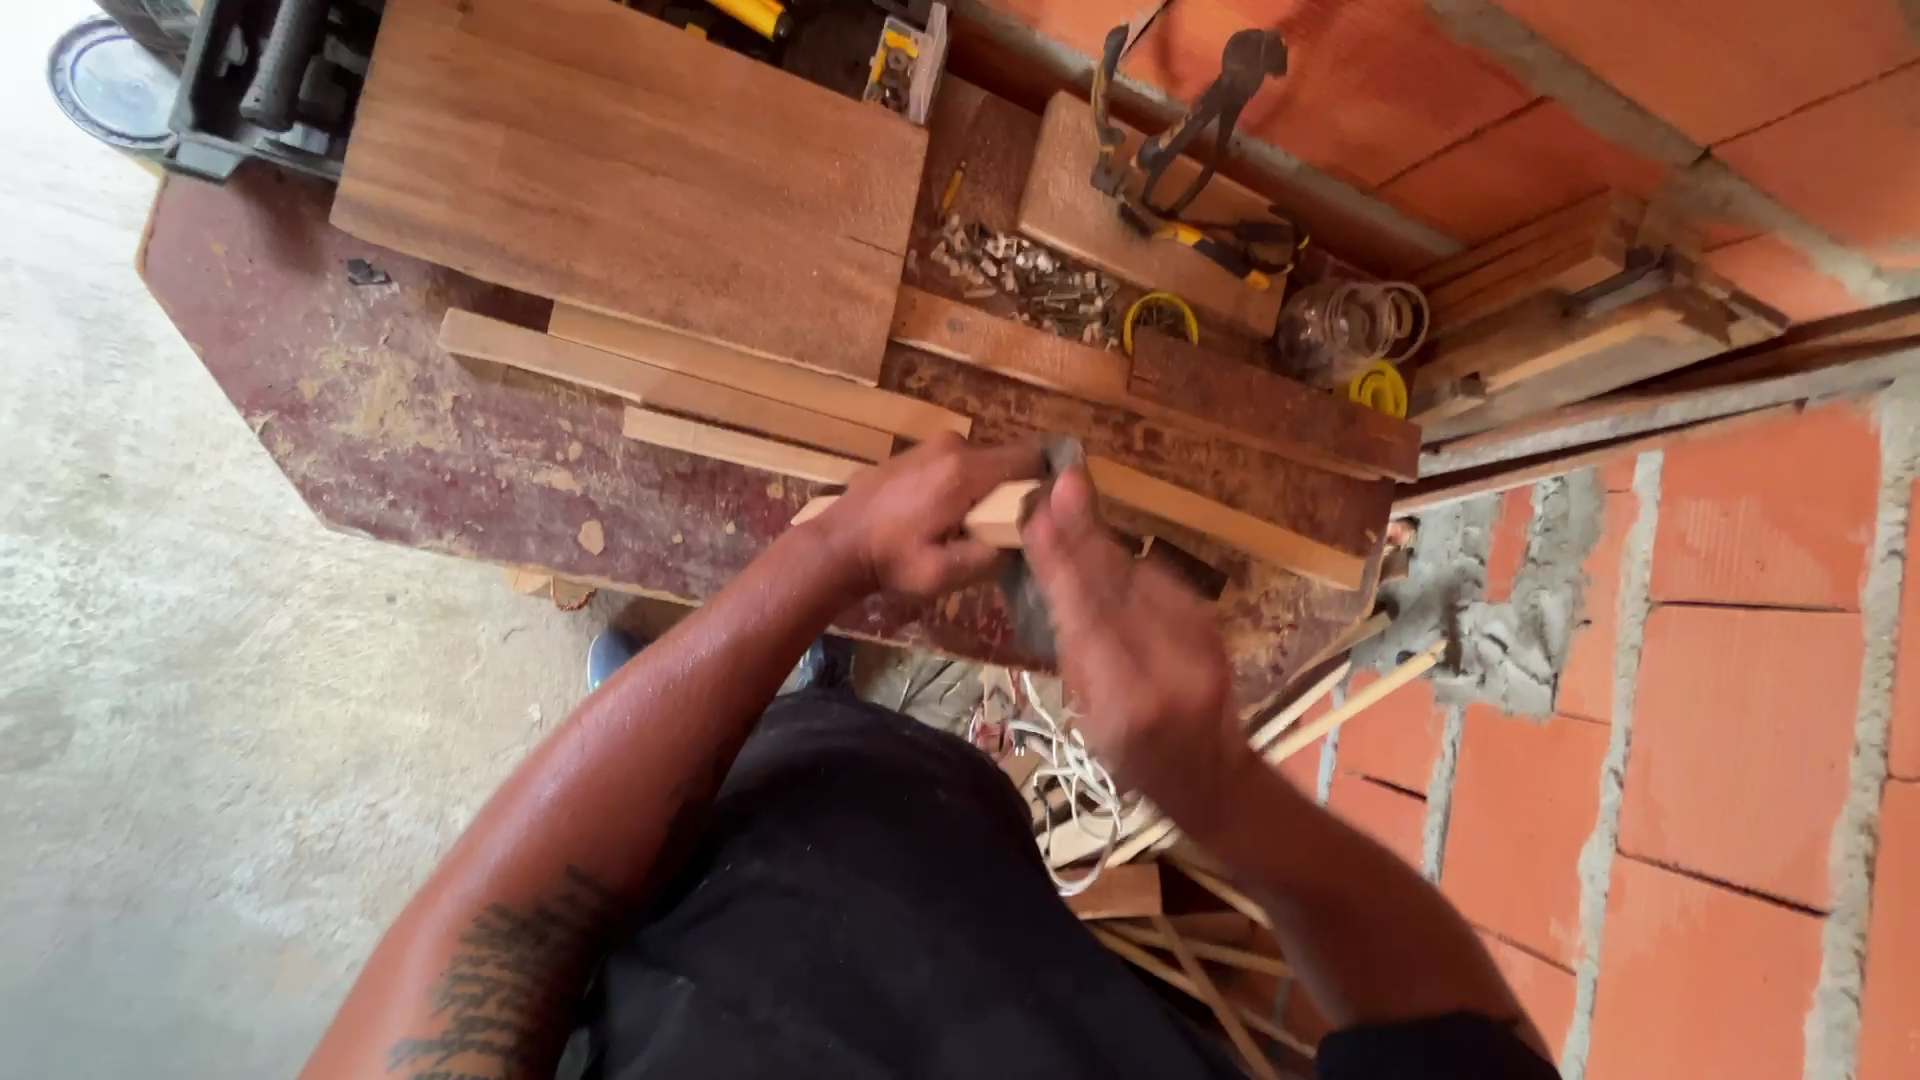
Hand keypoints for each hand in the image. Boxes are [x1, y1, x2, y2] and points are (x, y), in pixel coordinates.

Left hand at [812, 434, 1042, 598]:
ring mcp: (932, 443)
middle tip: (998, 530)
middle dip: (1010, 493)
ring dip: (984, 491)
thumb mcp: (944, 574)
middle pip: (1007, 461)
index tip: (1039, 515)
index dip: (1042, 486)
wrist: (838, 544)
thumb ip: (990, 557)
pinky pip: (958, 463)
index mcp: (964, 471)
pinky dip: (962, 484)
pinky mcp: (918, 450)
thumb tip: (1021, 540)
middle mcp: (953, 445)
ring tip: (966, 526)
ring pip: (983, 463)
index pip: (1030, 460)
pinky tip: (942, 514)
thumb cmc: (890, 561)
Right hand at [1021, 467, 1252, 812]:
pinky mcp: (1214, 632)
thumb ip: (1076, 654)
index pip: (1086, 622)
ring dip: (1105, 543)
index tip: (1041, 520)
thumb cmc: (1134, 762)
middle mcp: (1168, 671)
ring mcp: (1201, 649)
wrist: (1213, 777)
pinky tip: (1110, 553)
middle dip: (1085, 535)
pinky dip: (1132, 567)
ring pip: (1142, 581)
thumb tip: (1060, 583)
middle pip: (1117, 590)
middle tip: (1062, 484)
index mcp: (1126, 703)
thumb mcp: (1091, 720)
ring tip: (1075, 499)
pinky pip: (1164, 587)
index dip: (1064, 567)